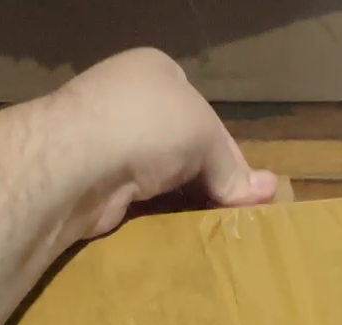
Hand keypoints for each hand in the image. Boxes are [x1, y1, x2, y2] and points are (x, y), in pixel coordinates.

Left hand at [46, 49, 277, 238]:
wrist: (75, 163)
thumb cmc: (145, 127)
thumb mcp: (203, 135)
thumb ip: (232, 167)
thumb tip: (266, 192)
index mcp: (158, 74)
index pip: (208, 120)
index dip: (233, 158)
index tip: (251, 194)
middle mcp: (133, 104)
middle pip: (188, 151)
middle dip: (212, 182)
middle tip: (238, 217)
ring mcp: (112, 144)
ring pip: (165, 179)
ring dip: (189, 203)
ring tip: (216, 231)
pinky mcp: (101, 184)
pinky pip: (143, 202)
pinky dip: (163, 216)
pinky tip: (181, 233)